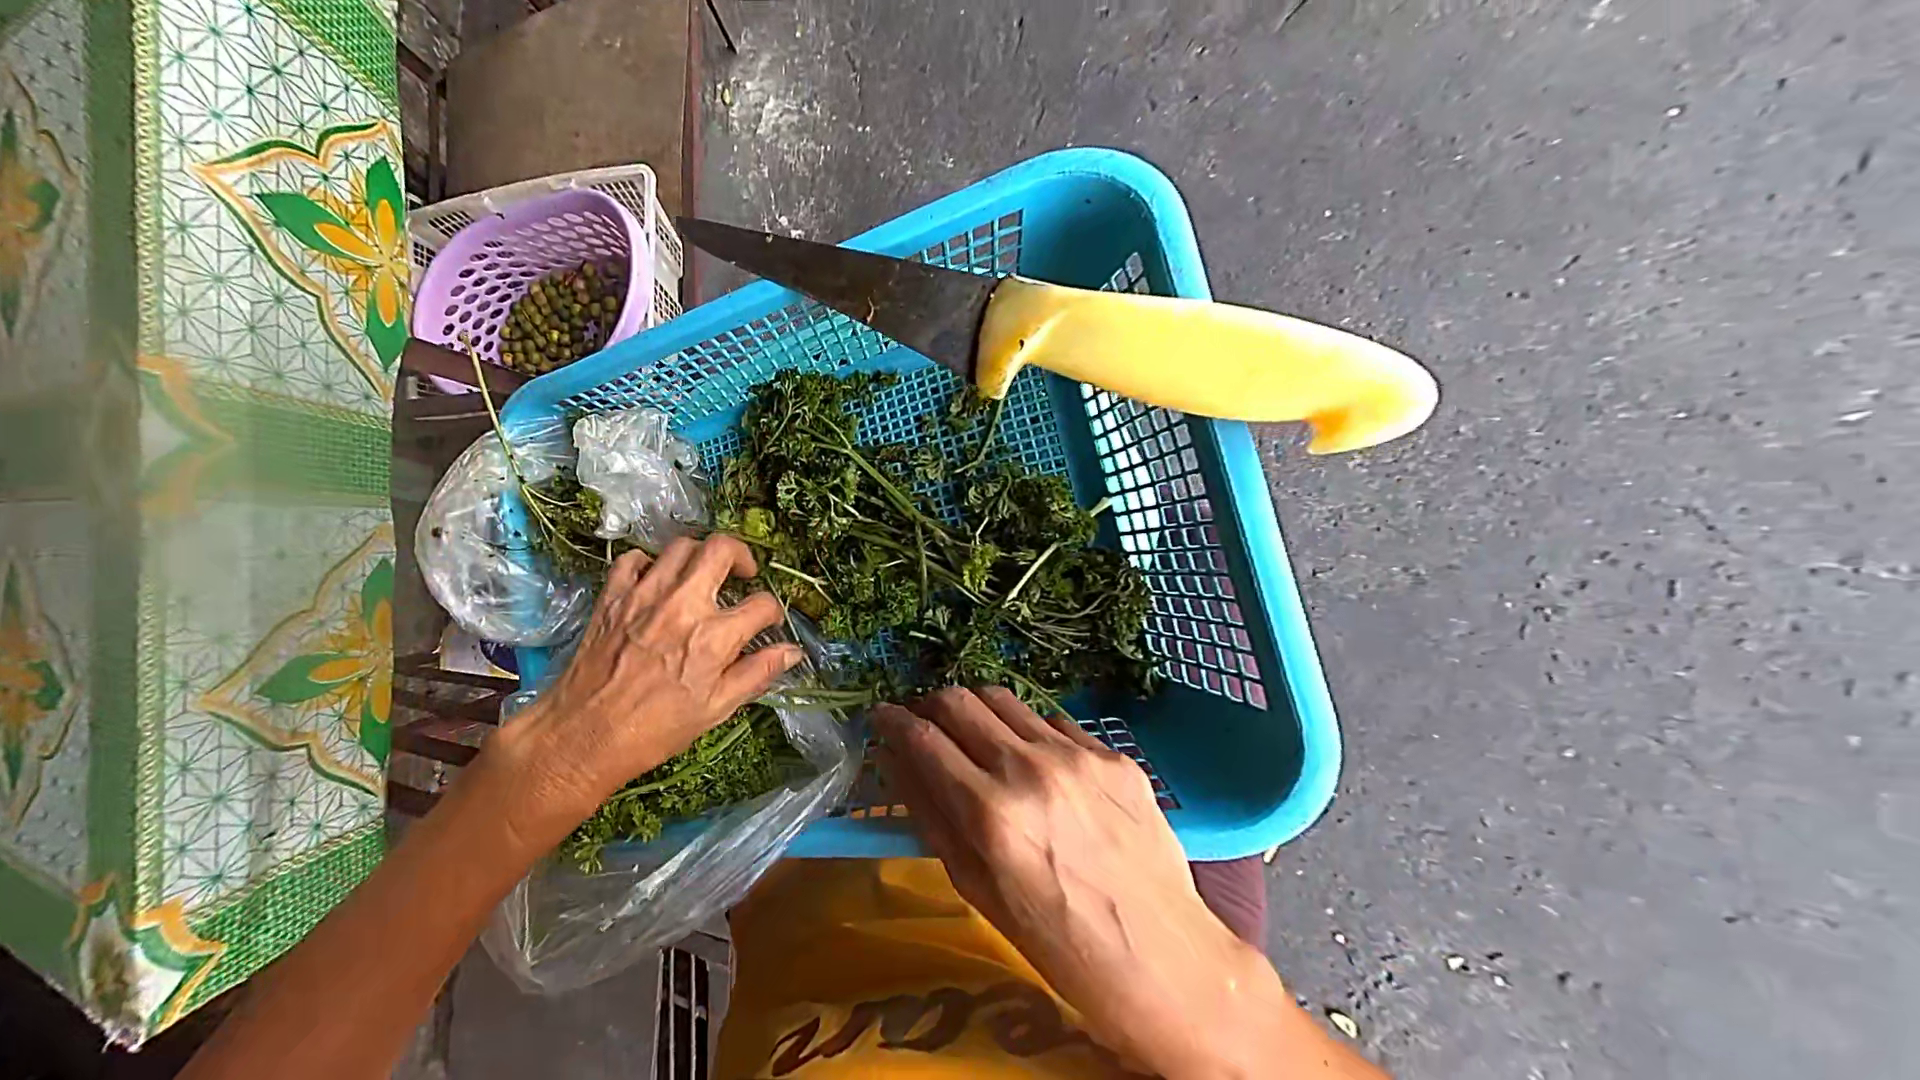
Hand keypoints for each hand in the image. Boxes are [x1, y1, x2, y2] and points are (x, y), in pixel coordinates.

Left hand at [486, 535, 802, 850]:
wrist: (581, 737)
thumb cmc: (655, 729)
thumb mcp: (717, 708)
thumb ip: (758, 673)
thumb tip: (791, 652)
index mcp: (714, 636)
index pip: (762, 604)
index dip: (772, 612)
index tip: (766, 623)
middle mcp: (682, 605)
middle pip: (721, 549)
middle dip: (741, 556)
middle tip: (742, 574)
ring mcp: (644, 596)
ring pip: (680, 546)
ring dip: (699, 557)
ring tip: (701, 577)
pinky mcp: (612, 597)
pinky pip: (633, 560)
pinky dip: (650, 564)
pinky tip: (656, 583)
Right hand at [876, 688, 1375, 1078]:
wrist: (1162, 958)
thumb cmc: (1056, 941)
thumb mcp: (976, 888)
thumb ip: (931, 815)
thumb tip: (897, 759)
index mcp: (992, 813)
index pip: (924, 738)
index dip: (892, 720)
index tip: (881, 716)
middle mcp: (1033, 768)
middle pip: (962, 700)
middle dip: (931, 704)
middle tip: (925, 724)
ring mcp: (1080, 755)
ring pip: (1006, 699)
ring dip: (977, 710)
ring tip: (974, 736)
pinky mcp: (1115, 754)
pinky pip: (1054, 722)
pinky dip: (1028, 732)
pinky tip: (1034, 762)